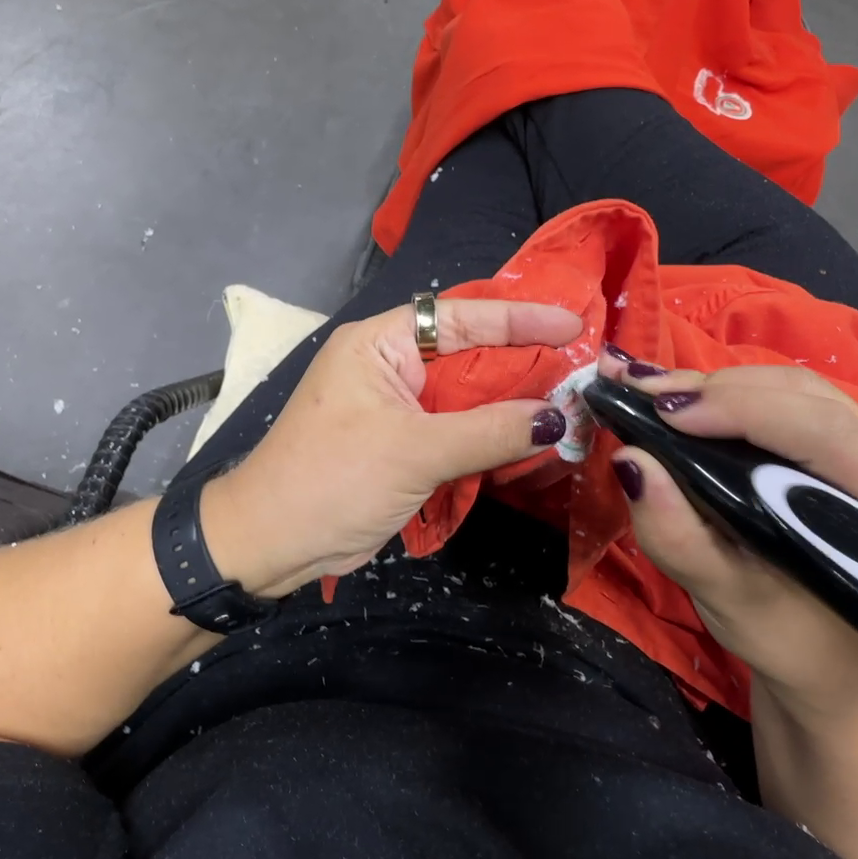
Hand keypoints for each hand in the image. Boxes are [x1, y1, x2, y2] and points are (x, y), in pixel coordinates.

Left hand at [202, 299, 583, 598]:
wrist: (271, 542)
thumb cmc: (331, 480)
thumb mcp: (413, 451)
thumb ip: (489, 431)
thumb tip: (559, 417)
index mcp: (379, 344)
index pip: (459, 316)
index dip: (519, 317)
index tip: (575, 323)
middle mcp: (388, 366)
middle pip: (469, 355)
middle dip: (524, 364)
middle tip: (586, 372)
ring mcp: (396, 408)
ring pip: (467, 397)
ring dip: (513, 406)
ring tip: (575, 407)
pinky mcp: (402, 446)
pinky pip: (458, 431)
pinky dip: (493, 438)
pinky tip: (536, 442)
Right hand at [603, 357, 857, 719]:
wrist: (835, 664)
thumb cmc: (791, 641)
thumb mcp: (727, 600)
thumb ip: (679, 537)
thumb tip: (630, 462)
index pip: (821, 428)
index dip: (740, 408)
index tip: (662, 414)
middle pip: (804, 396)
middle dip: (715, 389)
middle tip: (638, 395)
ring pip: (793, 389)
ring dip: (716, 386)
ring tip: (648, 395)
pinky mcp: (845, 449)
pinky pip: (787, 402)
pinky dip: (727, 395)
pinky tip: (680, 401)